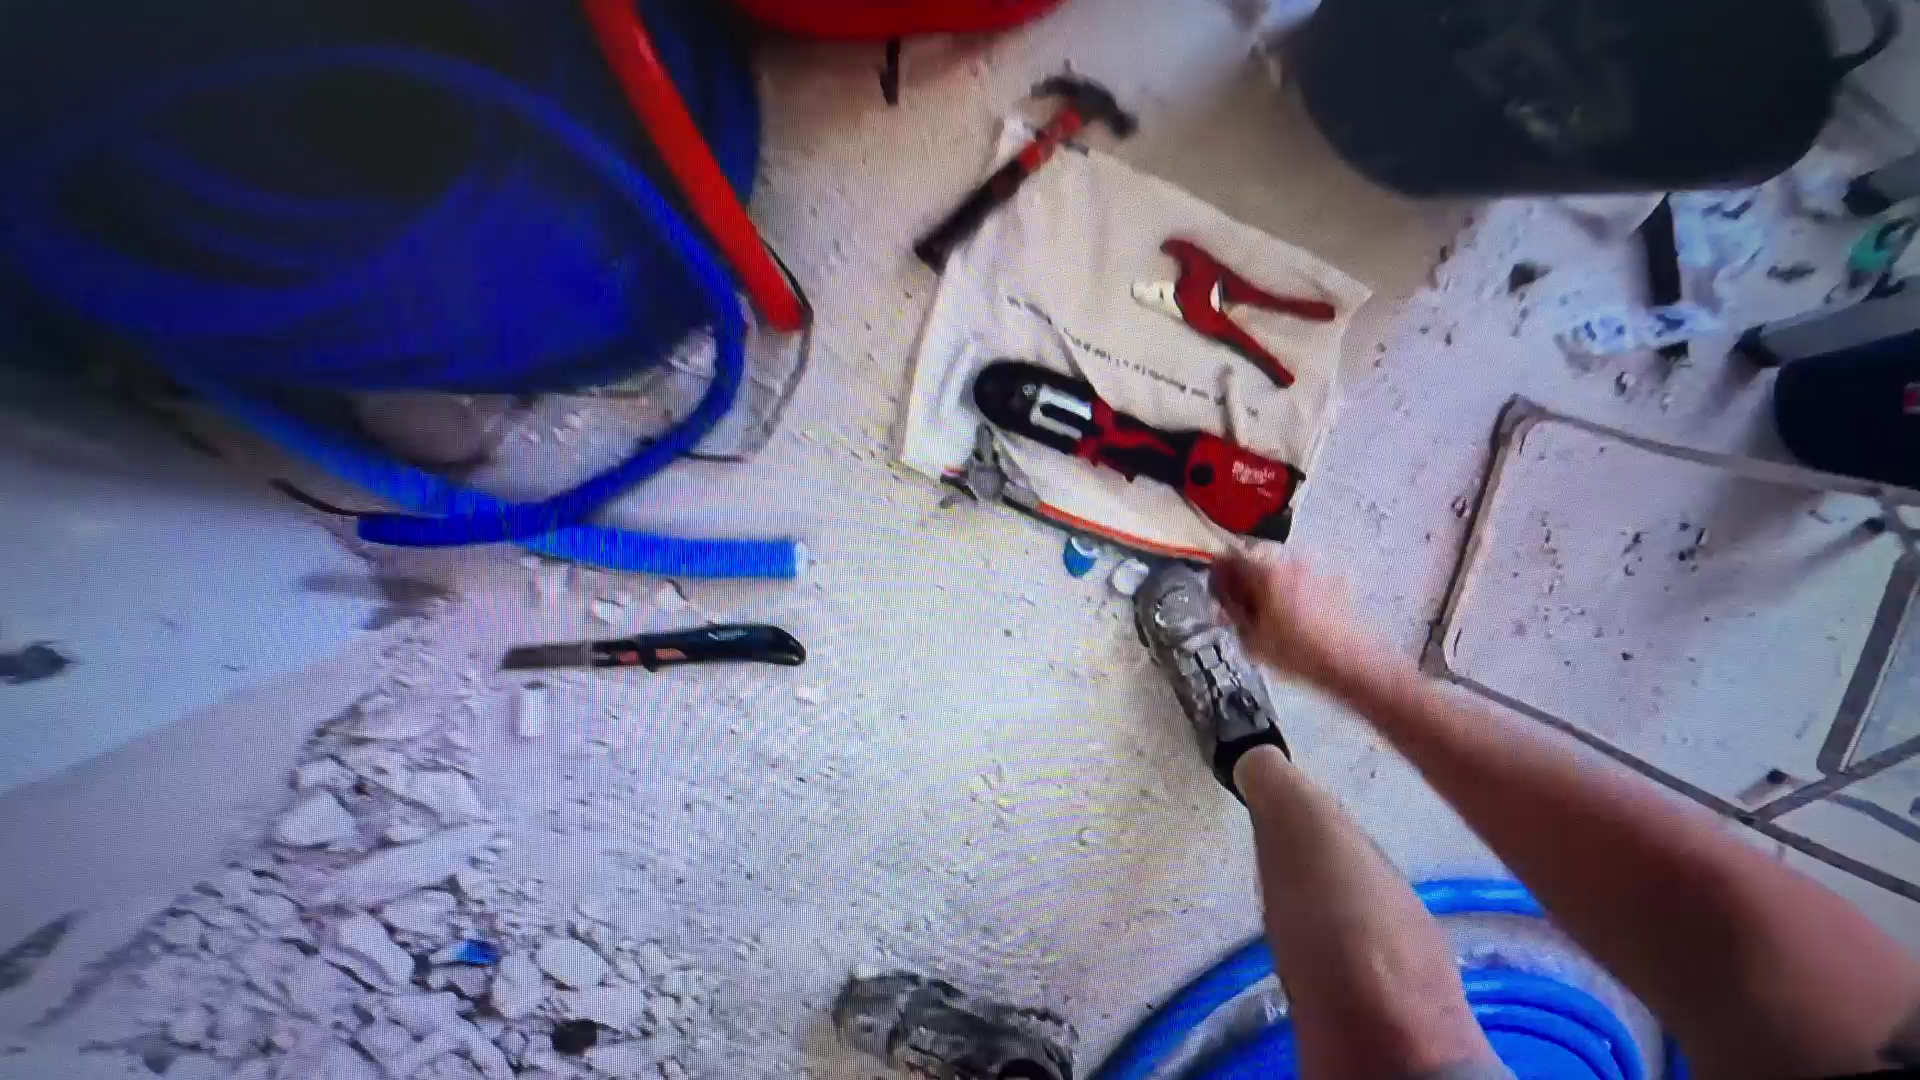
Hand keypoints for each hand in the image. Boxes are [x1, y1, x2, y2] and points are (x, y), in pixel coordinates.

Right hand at [1208, 551, 1385, 693]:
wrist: (1354, 664)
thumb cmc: (1304, 653)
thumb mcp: (1250, 639)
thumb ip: (1230, 612)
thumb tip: (1223, 601)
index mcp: (1265, 572)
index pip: (1226, 559)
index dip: (1216, 577)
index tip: (1217, 592)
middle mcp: (1291, 563)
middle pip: (1255, 563)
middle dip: (1245, 585)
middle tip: (1242, 611)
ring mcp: (1316, 571)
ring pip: (1280, 574)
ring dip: (1271, 590)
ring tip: (1270, 622)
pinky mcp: (1335, 584)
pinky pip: (1303, 583)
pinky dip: (1294, 596)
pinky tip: (1295, 624)